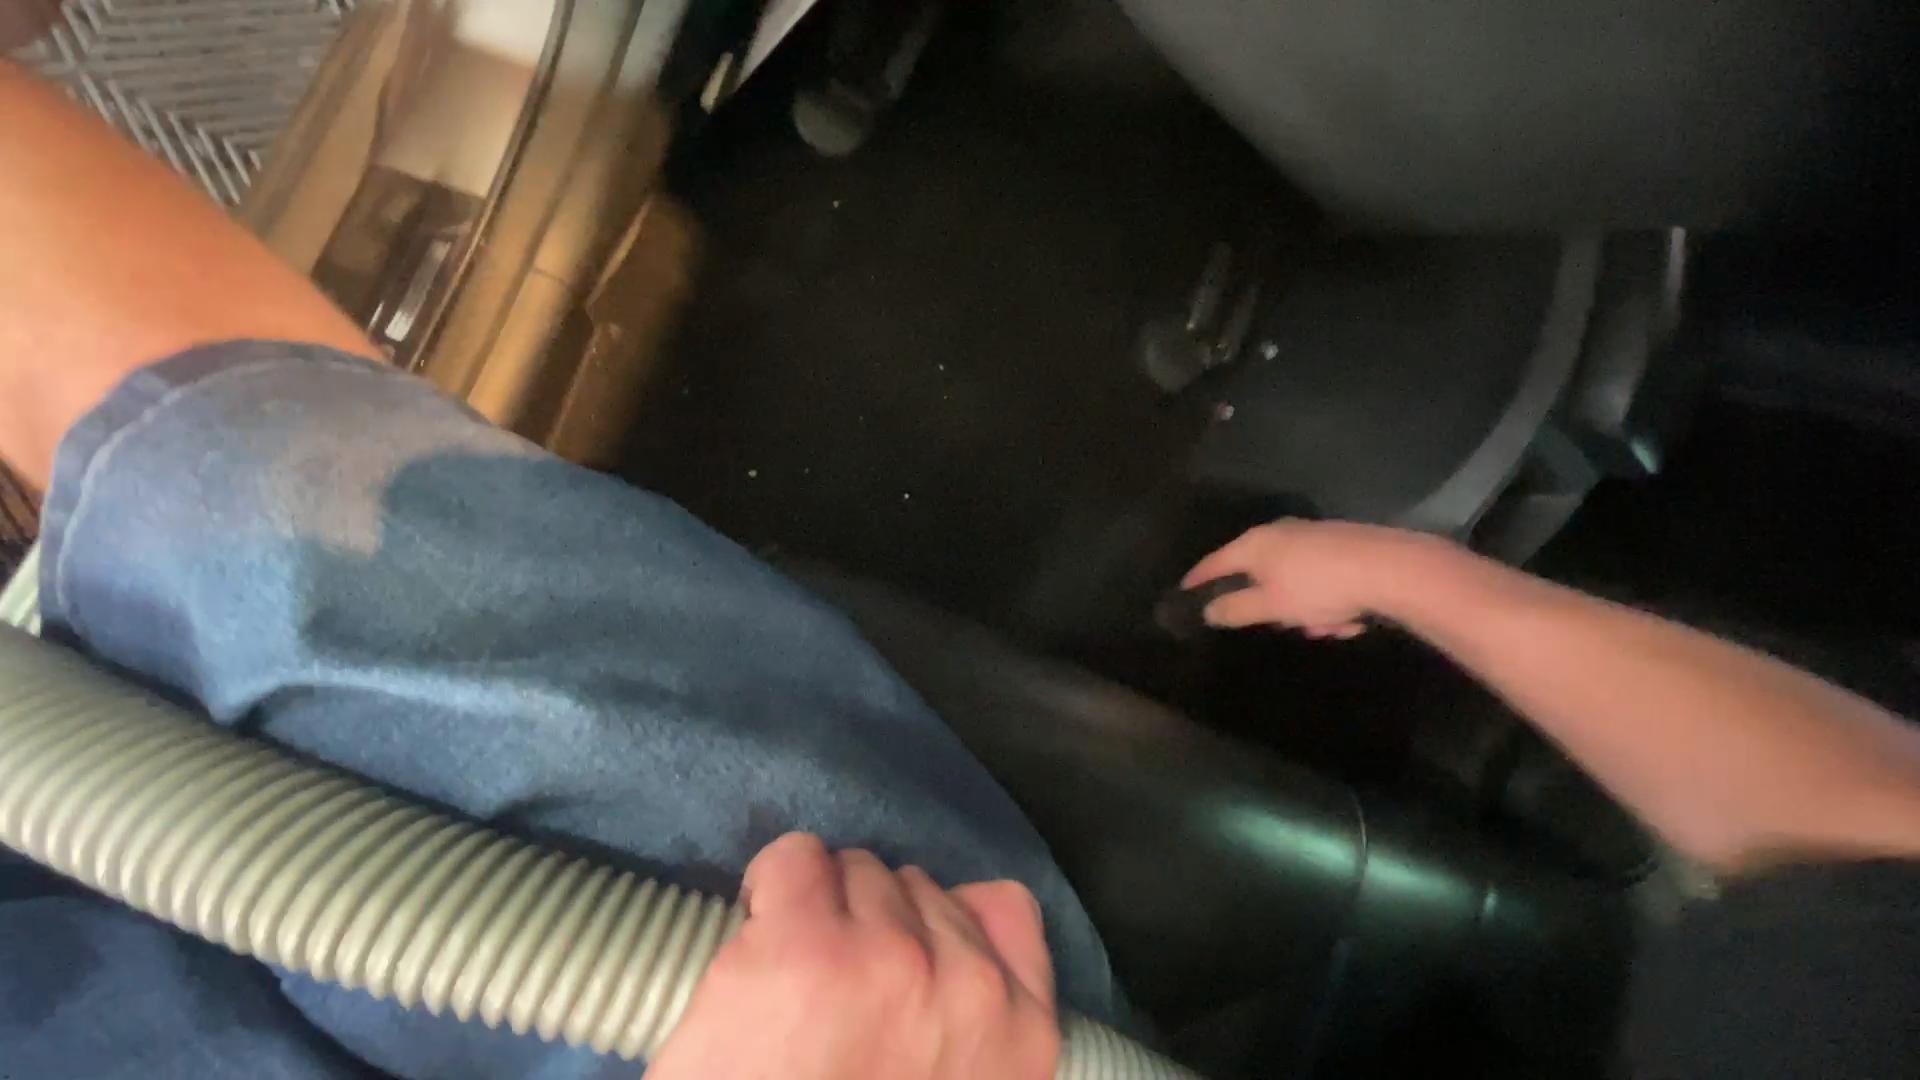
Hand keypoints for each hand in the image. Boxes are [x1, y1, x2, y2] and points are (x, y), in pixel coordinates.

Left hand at [648, 832, 1059, 1079]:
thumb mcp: (955, 1079)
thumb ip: (976, 1016)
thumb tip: (959, 921)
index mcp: (1017, 1030)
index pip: (1005, 907)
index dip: (941, 928)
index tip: (901, 965)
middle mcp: (967, 984)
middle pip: (916, 886)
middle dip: (877, 925)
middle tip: (834, 998)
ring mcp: (888, 957)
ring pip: (856, 869)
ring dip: (823, 910)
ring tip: (791, 986)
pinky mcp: (805, 943)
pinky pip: (795, 858)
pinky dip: (772, 887)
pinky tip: (756, 940)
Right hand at [1184, 519, 1440, 636]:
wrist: (1391, 568)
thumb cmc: (1318, 587)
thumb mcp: (1271, 606)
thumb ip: (1235, 609)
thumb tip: (1208, 611)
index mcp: (1255, 544)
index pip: (1214, 562)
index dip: (1198, 580)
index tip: (1185, 592)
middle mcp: (1280, 533)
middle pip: (1259, 574)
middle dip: (1271, 606)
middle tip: (1286, 625)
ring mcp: (1313, 537)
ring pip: (1295, 582)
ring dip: (1306, 609)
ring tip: (1329, 626)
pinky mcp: (1342, 545)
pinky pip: (1322, 579)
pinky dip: (1328, 600)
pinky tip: (1348, 618)